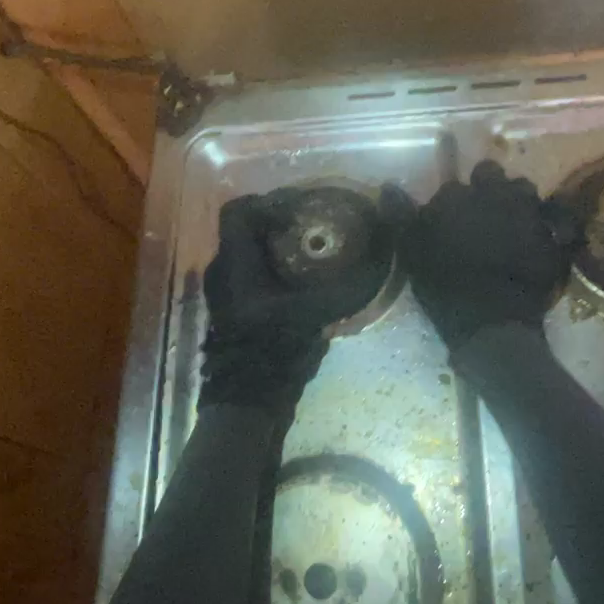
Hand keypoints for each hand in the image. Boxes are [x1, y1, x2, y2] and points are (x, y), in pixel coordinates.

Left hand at [198, 190, 387, 412]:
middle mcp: (221, 272)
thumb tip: (382, 253)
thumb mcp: (316, 311)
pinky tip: (296, 283)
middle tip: (308, 228)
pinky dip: (267, 269)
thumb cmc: (276, 348)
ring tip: (306, 254)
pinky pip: (245, 275)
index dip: (267, 204)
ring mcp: (221, 293)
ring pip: (243, 253)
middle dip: (274, 224)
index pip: (238, 211)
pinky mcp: (227, 311)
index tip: (298, 214)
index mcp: (235, 263)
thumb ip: (349, 283)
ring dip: (271, 247)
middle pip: (242, 230)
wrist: (249, 400)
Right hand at [388, 161, 577, 349]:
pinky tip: (540, 236)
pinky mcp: (552, 235)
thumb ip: (402, 217)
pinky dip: (548, 222)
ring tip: (512, 220)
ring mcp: (526, 212)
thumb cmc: (445, 289)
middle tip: (484, 210)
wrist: (492, 324)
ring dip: (517, 199)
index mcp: (457, 197)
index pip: (454, 184)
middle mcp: (494, 195)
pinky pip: (554, 217)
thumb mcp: (412, 254)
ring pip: (524, 189)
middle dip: (488, 186)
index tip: (452, 217)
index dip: (455, 200)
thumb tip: (389, 186)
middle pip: (493, 174)